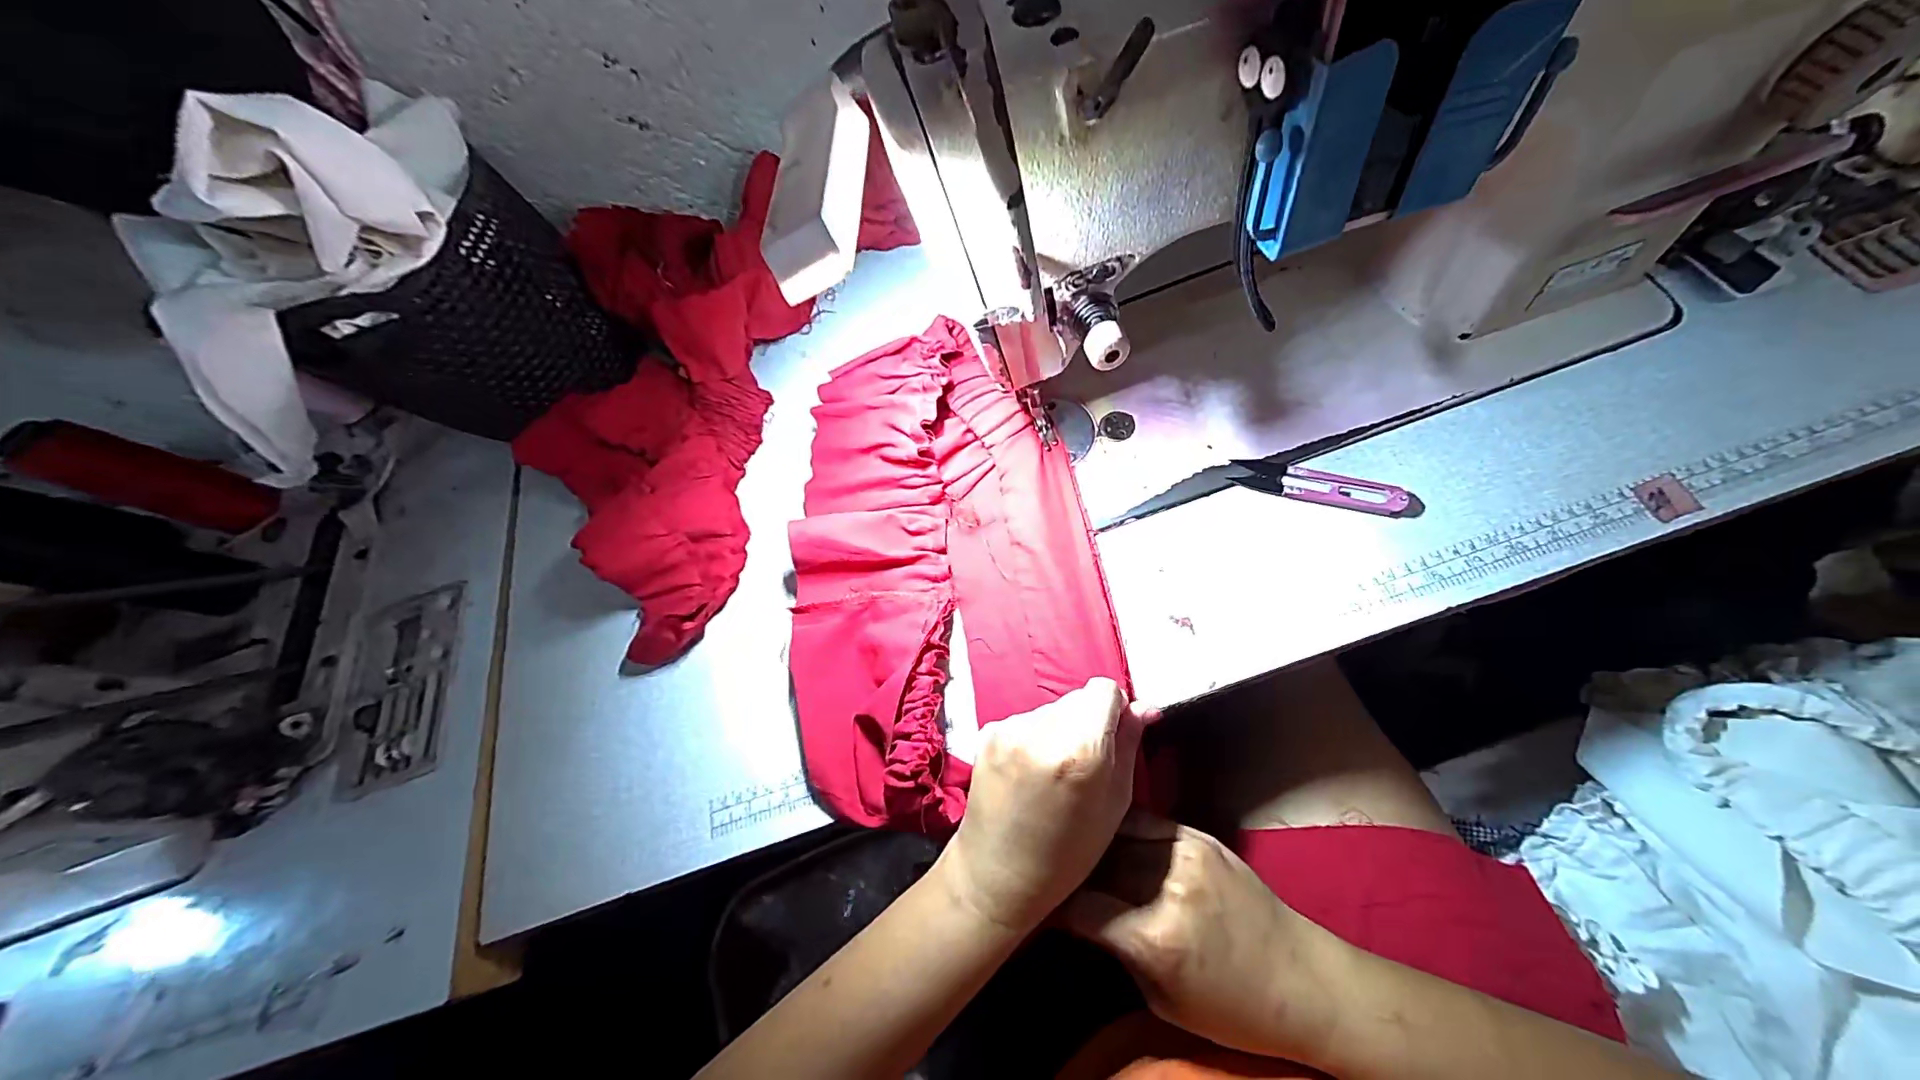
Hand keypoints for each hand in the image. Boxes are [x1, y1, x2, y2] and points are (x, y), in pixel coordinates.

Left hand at [935, 677, 1156, 933]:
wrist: (996, 875)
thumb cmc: (1067, 853)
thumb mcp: (1115, 803)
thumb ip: (1129, 745)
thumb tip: (1146, 707)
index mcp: (1081, 750)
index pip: (1105, 690)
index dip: (1115, 712)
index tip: (1112, 740)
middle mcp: (1042, 730)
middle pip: (1078, 698)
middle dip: (1088, 721)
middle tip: (1085, 764)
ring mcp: (1009, 729)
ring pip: (1053, 708)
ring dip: (1061, 729)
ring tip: (1055, 772)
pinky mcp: (988, 733)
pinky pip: (1027, 720)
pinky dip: (1036, 737)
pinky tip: (1031, 772)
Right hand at [1060, 814, 1346, 1063]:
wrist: (1307, 981)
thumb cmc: (1233, 1009)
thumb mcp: (1163, 998)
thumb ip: (1119, 950)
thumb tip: (1080, 916)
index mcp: (1155, 936)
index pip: (1080, 907)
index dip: (1053, 907)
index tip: (1040, 905)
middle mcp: (1166, 884)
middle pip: (1096, 862)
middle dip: (1069, 868)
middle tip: (1049, 870)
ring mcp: (1185, 851)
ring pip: (1116, 832)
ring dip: (1090, 842)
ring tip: (1070, 845)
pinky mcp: (1199, 835)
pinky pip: (1144, 821)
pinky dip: (1119, 826)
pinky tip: (1104, 830)